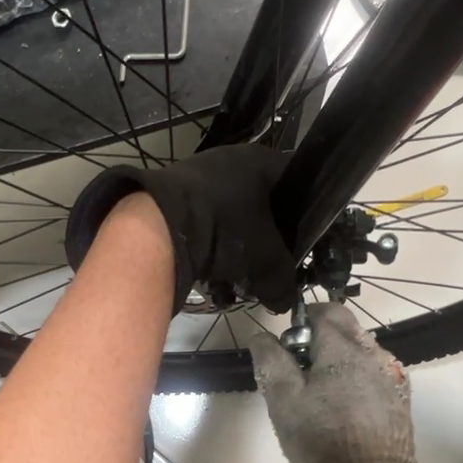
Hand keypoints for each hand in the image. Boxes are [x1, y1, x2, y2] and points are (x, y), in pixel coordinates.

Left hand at [64, 145, 295, 311]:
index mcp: (261, 161)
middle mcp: (229, 162)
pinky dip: (207, 254)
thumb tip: (284, 302)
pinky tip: (209, 280)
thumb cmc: (226, 228)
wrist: (158, 225)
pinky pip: (201, 229)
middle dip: (261, 244)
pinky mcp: (171, 200)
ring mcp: (197, 179)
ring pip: (229, 222)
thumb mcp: (266, 259)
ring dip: (233, 255)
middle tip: (264, 270)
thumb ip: (282, 281)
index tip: (300, 244)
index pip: (296, 184)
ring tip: (234, 283)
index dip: (303, 215)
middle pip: (259, 208)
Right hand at [247, 303, 425, 462]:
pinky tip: (343, 406)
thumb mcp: (283, 401)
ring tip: (319, 392)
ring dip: (338, 358)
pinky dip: (355, 377)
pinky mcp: (400, 399)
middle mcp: (374, 355)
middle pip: (346, 328)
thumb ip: (271, 360)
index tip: (286, 346)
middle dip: (320, 338)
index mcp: (344, 349)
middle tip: (298, 369)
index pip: (325, 312)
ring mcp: (392, 377)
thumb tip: (261, 334)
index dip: (301, 321)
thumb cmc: (320, 441)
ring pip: (361, 351)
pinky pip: (373, 373)